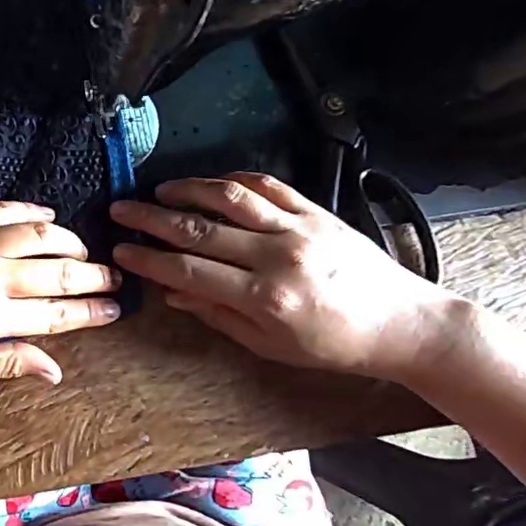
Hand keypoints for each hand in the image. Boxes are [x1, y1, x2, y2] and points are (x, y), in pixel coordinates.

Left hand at [0, 203, 121, 385]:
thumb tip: (56, 370)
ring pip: (41, 235)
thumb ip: (6, 365)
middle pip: (59, 273)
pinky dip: (34, 213)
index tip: (114, 309)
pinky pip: (7, 210)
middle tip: (113, 277)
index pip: (57, 314)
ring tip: (85, 252)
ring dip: (71, 243)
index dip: (91, 312)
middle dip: (95, 277)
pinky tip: (50, 217)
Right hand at [109, 173, 469, 382]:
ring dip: (188, 189)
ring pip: (230, 197)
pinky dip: (234, 179)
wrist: (404, 324)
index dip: (148, 259)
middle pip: (200, 229)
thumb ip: (217, 315)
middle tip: (122, 210)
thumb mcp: (270, 344)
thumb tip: (171, 291)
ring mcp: (299, 227)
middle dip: (152, 218)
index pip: (189, 270)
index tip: (120, 250)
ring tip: (159, 189)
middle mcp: (278, 255)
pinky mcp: (317, 211)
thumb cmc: (334, 345)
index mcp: (264, 297)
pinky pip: (268, 185)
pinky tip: (212, 182)